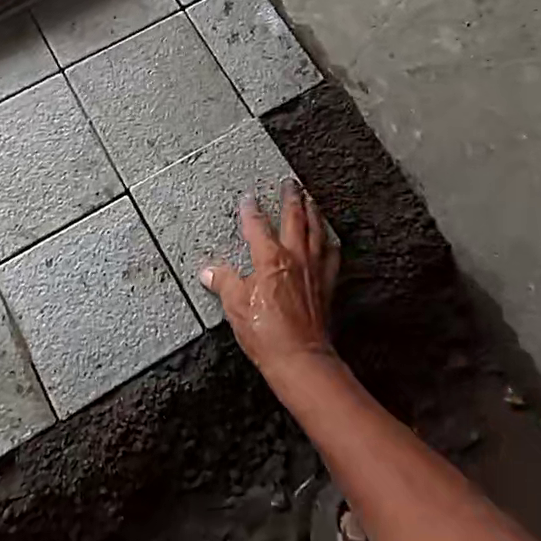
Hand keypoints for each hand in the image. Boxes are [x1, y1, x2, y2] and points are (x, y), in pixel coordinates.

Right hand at [201, 178, 340, 374]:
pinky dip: (329, 241)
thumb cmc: (267, 334)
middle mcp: (295, 257)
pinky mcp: (326, 282)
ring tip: (310, 199)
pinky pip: (331, 253)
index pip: (257, 226)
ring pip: (316, 229)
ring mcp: (314, 268)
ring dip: (312, 211)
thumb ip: (224, 284)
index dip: (251, 210)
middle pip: (294, 218)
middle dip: (291, 197)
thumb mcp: (235, 307)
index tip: (248, 198)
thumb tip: (210, 272)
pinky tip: (328, 237)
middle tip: (290, 183)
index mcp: (270, 259)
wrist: (300, 356)